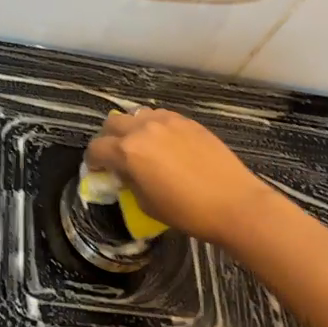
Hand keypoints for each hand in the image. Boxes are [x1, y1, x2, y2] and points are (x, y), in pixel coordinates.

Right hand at [83, 108, 274, 247]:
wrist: (234, 202)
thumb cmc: (188, 211)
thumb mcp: (147, 204)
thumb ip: (129, 183)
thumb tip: (125, 174)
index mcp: (128, 151)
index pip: (97, 148)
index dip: (93, 160)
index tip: (98, 170)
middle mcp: (143, 128)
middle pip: (112, 123)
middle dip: (108, 139)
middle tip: (115, 156)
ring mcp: (167, 120)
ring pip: (136, 115)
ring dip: (131, 129)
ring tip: (140, 146)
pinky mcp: (187, 121)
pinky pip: (160, 116)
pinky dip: (153, 126)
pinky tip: (164, 143)